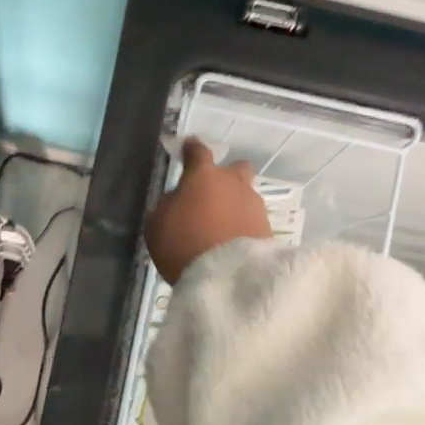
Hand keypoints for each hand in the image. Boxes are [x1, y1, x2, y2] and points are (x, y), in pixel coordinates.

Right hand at [145, 138, 272, 284]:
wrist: (226, 276)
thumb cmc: (183, 244)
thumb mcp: (157, 225)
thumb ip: (167, 205)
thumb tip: (177, 199)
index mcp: (204, 175)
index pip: (198, 151)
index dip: (191, 149)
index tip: (188, 148)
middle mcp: (233, 183)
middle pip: (234, 169)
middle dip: (225, 177)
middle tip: (212, 195)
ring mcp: (254, 204)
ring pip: (245, 195)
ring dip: (235, 204)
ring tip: (223, 226)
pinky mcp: (267, 228)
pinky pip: (252, 220)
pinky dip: (243, 226)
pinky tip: (233, 241)